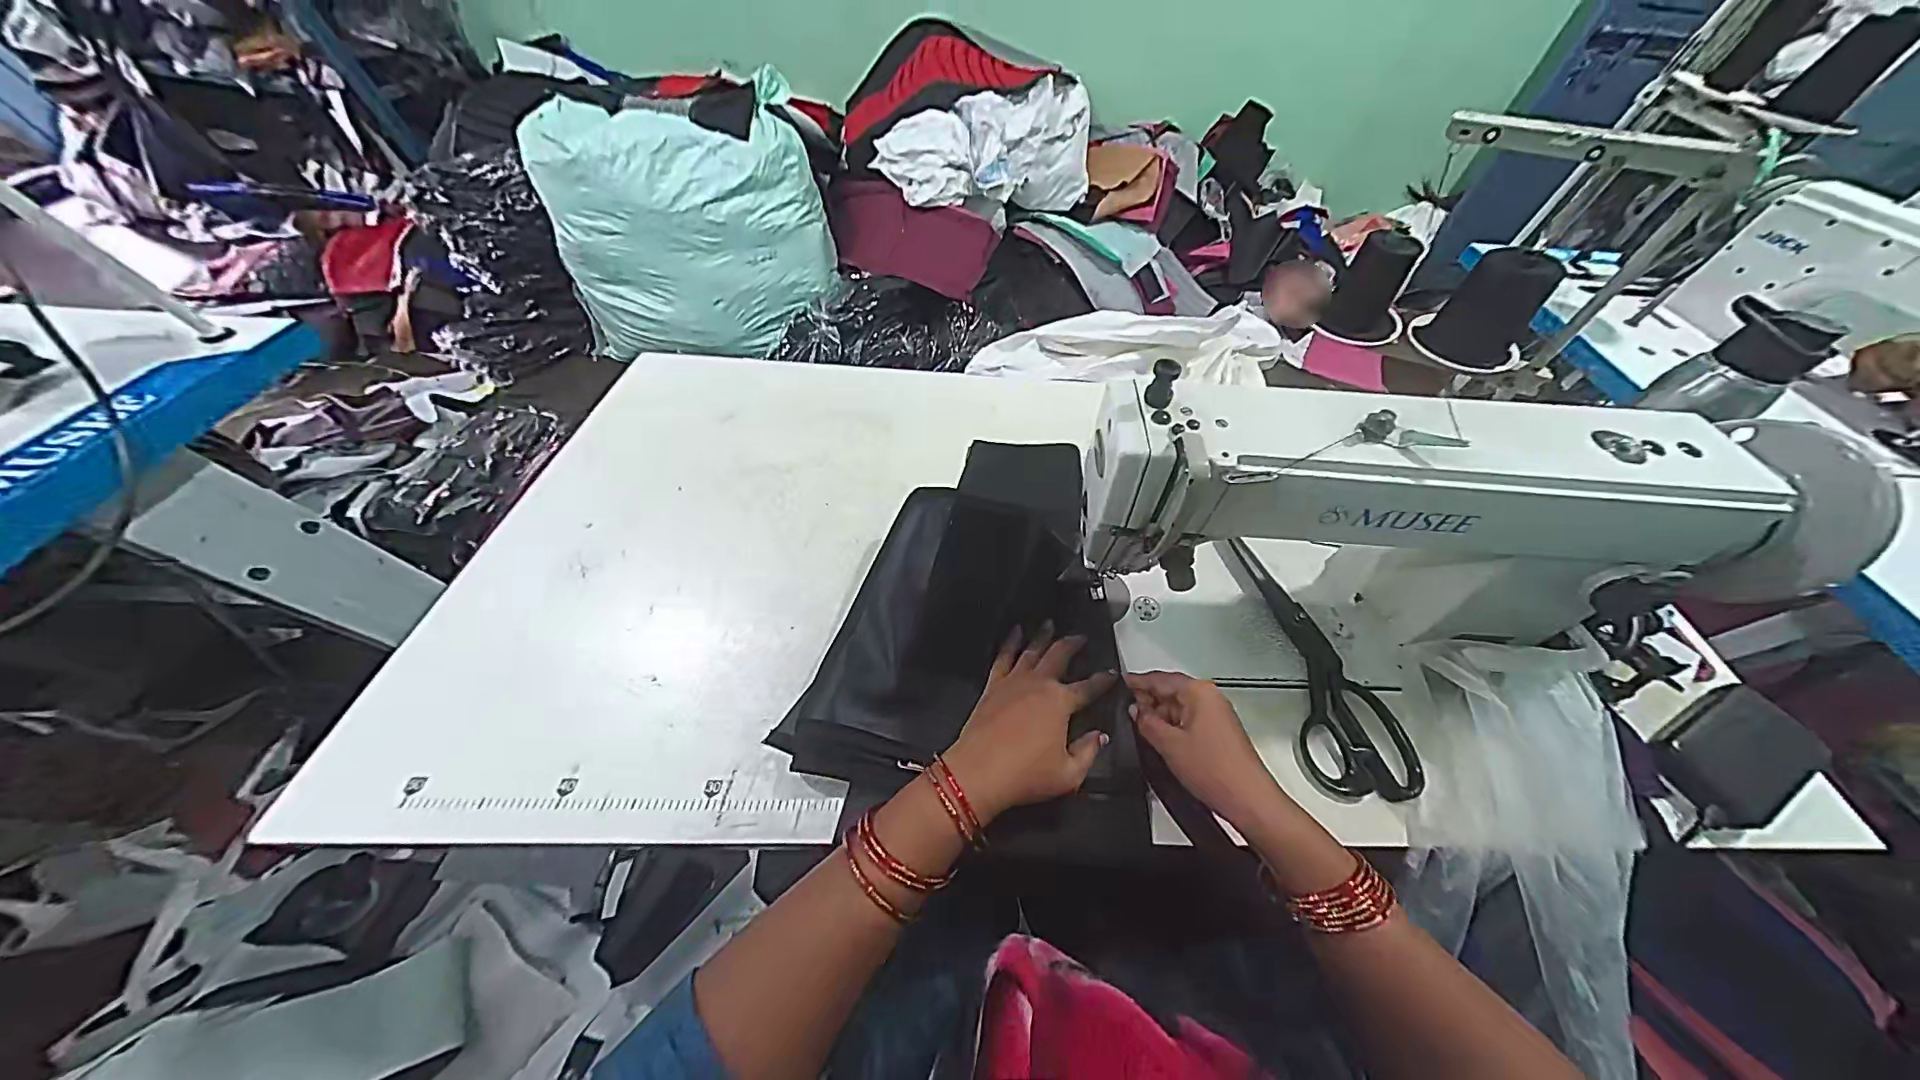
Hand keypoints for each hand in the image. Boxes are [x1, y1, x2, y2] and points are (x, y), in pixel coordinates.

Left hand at [942, 624, 1115, 820]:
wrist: (979, 772)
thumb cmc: (1021, 774)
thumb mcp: (1068, 774)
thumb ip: (1088, 753)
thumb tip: (1097, 739)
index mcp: (1060, 703)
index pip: (1089, 687)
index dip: (1103, 680)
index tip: (1110, 674)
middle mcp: (1038, 686)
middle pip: (1060, 655)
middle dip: (1073, 644)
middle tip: (1080, 638)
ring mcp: (1013, 683)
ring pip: (1032, 650)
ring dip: (1043, 636)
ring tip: (1049, 625)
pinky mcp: (992, 687)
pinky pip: (1004, 656)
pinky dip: (1010, 642)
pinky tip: (1013, 634)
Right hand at [1127, 671, 1294, 832]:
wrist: (1248, 800)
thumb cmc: (1220, 772)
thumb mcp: (1168, 744)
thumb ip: (1146, 722)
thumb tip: (1136, 711)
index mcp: (1200, 692)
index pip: (1160, 678)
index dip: (1137, 682)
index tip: (1121, 686)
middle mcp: (1211, 699)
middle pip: (1170, 691)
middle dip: (1148, 702)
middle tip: (1128, 714)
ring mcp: (1216, 716)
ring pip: (1179, 708)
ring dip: (1161, 718)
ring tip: (1145, 734)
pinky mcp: (1218, 732)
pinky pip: (1189, 722)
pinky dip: (1173, 729)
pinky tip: (1163, 743)